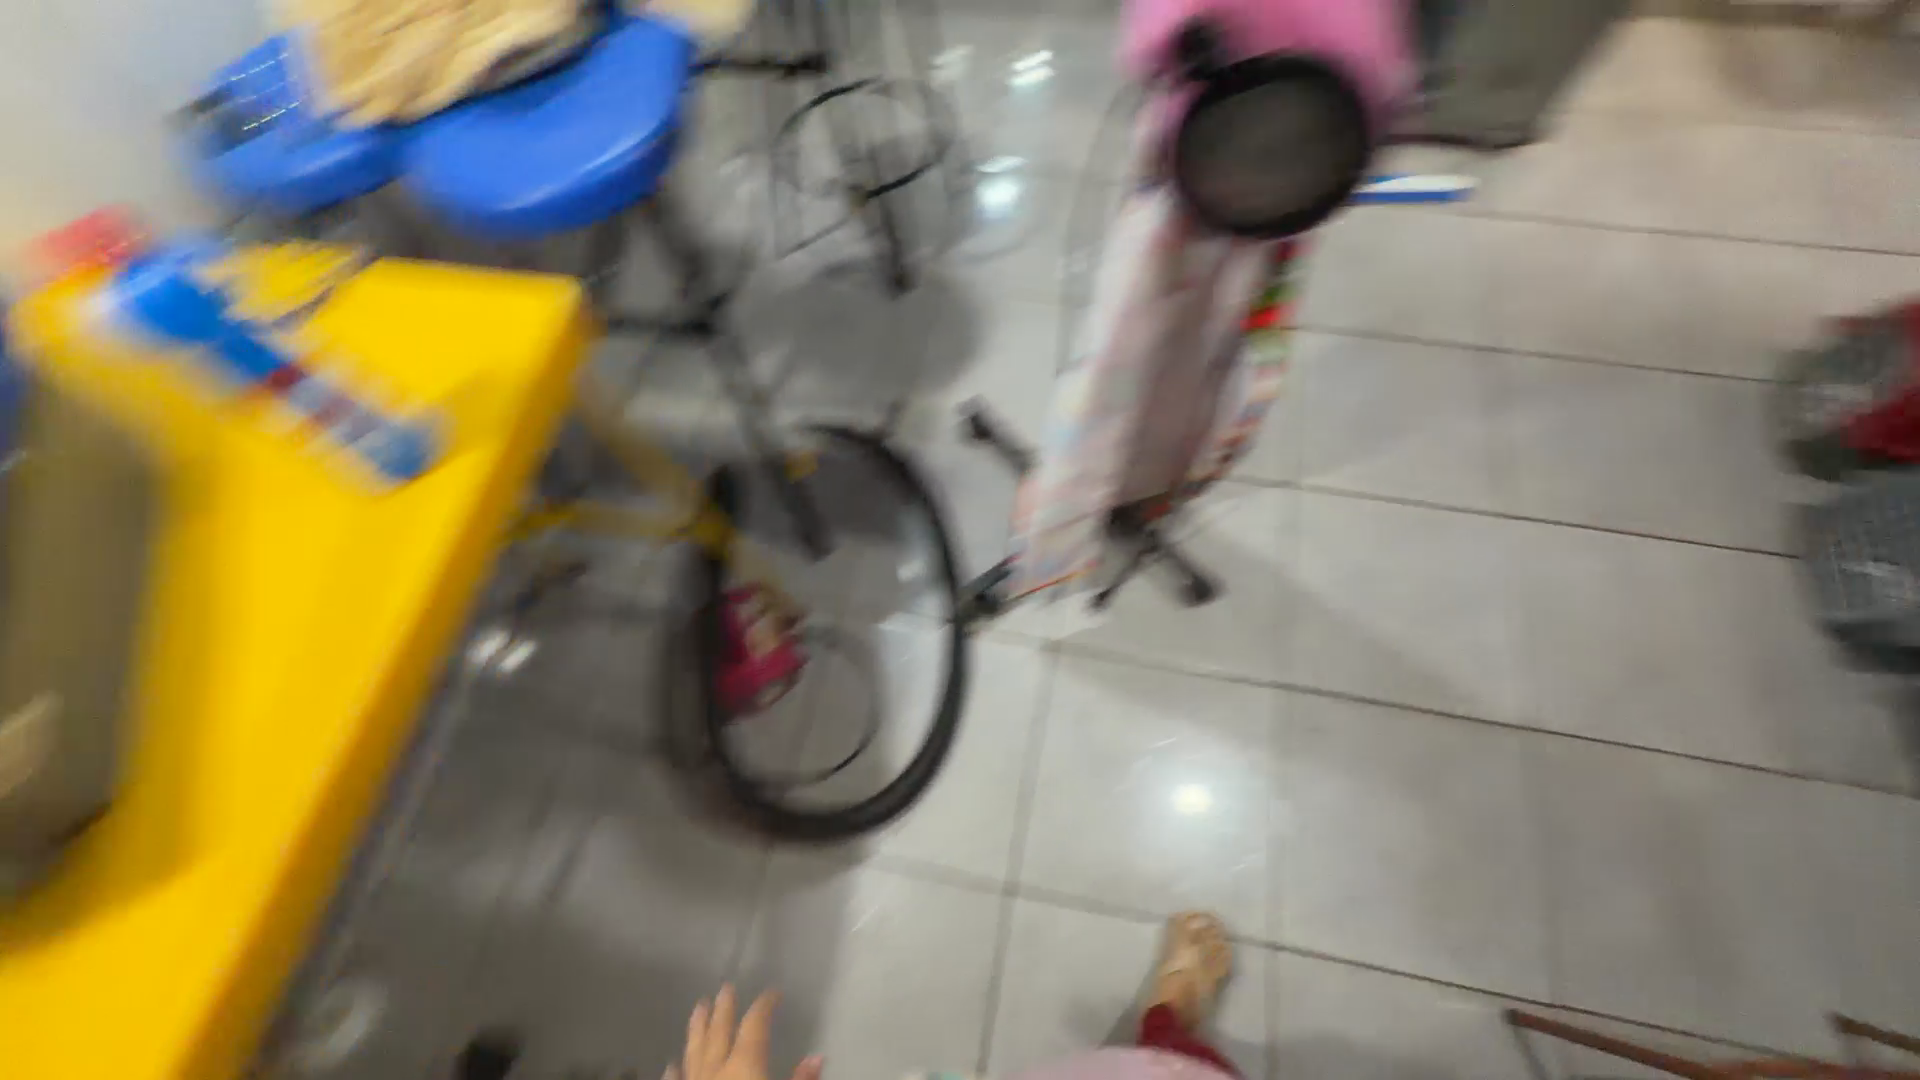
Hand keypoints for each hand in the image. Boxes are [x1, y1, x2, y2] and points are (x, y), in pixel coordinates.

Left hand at [671, 985, 821, 1079]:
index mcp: (745, 1066)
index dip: (765, 1005)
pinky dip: (674, 1072)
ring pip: (694, 1052)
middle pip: (719, 1032)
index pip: (755, 1025)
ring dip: (696, 1030)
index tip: (774, 992)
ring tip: (697, 1008)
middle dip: (723, 1009)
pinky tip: (671, 1064)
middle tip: (724, 987)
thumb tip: (817, 1057)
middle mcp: (716, 1071)